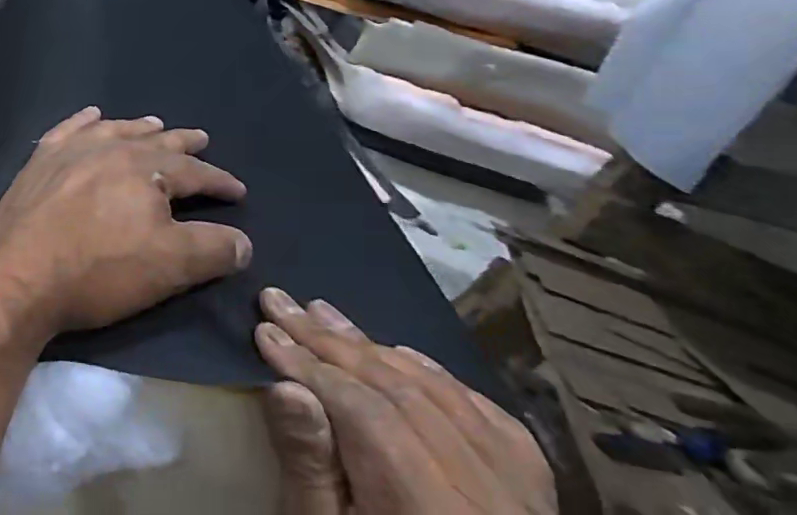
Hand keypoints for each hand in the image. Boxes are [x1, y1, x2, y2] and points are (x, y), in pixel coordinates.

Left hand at [0, 106, 252, 338]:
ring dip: (139, 128)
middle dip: (183, 143)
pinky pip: (67, 130)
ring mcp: (71, 151)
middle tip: (201, 137)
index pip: (193, 171)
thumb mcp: (169, 266)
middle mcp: (111, 149)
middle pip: (156, 142)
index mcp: (146, 170)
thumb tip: (243, 242)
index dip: (219, 181)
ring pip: (115, 130)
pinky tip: (91, 115)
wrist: (20, 276)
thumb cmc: (99, 270)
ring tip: (156, 123)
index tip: (238, 190)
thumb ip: (212, 249)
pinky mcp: (40, 162)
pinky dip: (83, 121)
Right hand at [256, 288, 554, 514]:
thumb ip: (310, 465)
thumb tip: (285, 385)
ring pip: (436, 390)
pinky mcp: (532, 478)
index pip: (366, 414)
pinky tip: (392, 349)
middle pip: (399, 392)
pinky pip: (476, 406)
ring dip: (371, 346)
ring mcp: (522, 486)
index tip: (264, 329)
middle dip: (329, 344)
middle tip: (281, 302)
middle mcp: (491, 498)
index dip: (310, 366)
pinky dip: (427, 371)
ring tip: (320, 313)